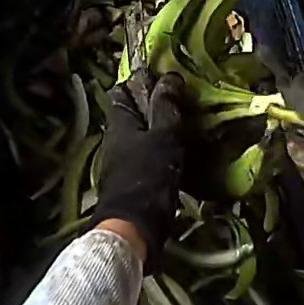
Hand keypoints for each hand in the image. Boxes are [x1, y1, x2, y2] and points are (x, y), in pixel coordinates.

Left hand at [90, 71, 188, 268]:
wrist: (135, 227)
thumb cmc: (147, 176)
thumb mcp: (163, 136)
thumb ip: (166, 106)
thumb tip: (169, 77)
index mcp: (119, 122)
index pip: (122, 90)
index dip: (141, 81)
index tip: (167, 80)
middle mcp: (116, 137)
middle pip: (134, 111)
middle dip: (155, 104)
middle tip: (183, 102)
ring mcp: (123, 159)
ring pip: (142, 132)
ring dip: (161, 127)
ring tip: (187, 123)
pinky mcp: (133, 178)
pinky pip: (148, 152)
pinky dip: (162, 147)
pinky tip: (181, 151)